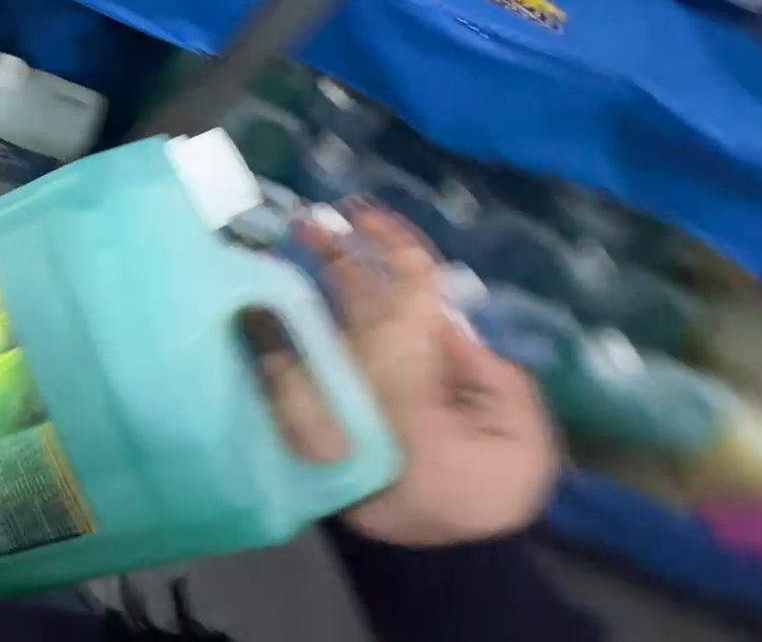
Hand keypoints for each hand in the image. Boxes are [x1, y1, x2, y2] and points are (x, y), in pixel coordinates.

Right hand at [295, 204, 559, 546]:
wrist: (420, 546)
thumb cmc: (471, 494)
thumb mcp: (513, 445)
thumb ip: (490, 383)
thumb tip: (443, 327)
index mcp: (432, 353)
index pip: (415, 286)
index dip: (392, 246)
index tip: (363, 215)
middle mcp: (383, 351)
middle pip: (358, 289)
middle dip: (334, 251)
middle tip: (305, 222)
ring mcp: (339, 368)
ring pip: (316, 311)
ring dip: (296, 279)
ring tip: (269, 253)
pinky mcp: (304, 392)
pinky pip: (282, 352)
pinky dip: (265, 325)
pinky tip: (248, 304)